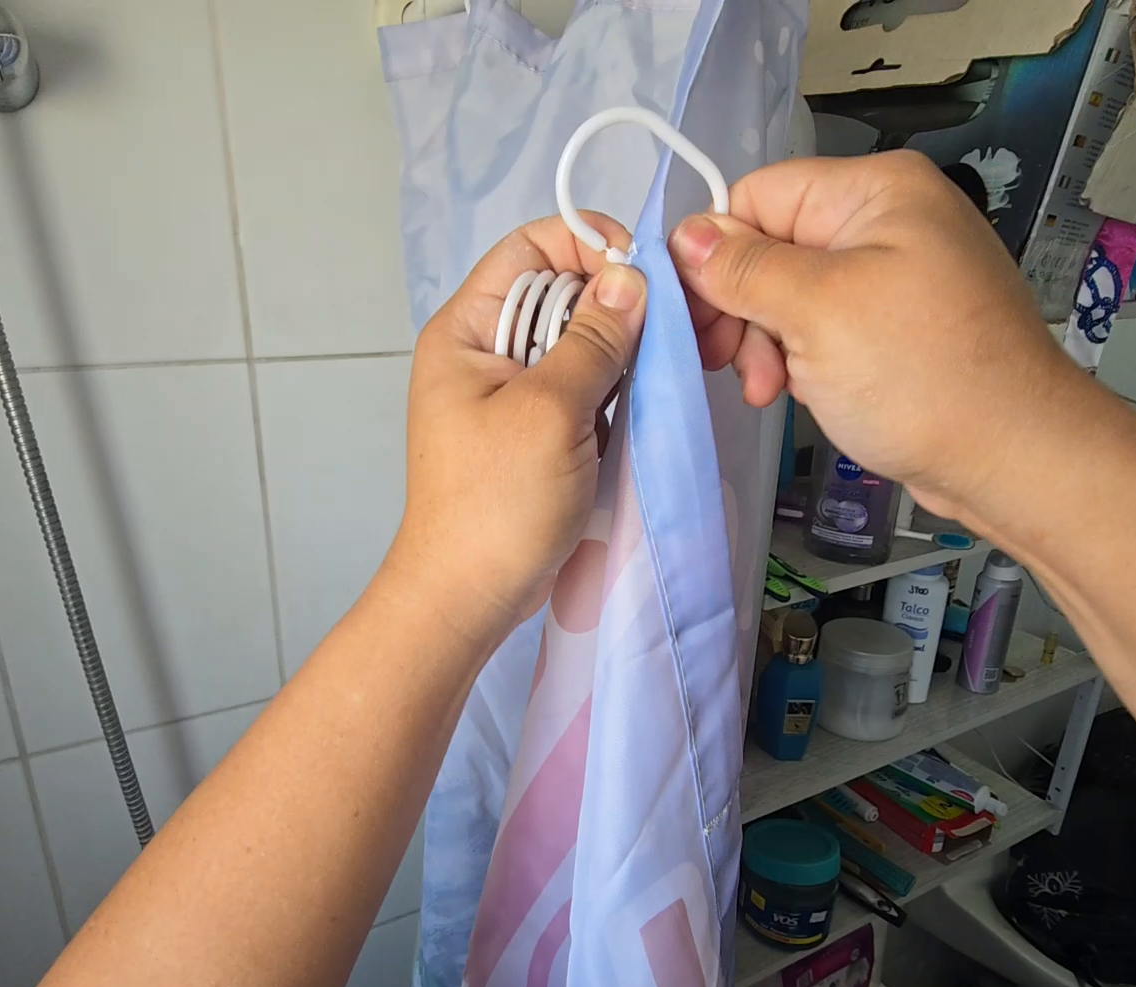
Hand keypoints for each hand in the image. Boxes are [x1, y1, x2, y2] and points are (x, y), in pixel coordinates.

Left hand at [385, 213, 646, 641]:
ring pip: (576, 345)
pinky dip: (613, 390)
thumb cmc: (497, 501)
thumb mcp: (550, 410)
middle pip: (558, 294)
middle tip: (669, 324)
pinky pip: (581, 390)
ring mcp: (512, 395)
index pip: (529, 249)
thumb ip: (592, 339)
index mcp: (467, 330)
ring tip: (661, 366)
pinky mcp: (538, 432)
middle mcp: (486, 352)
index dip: (586, 243)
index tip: (644, 268)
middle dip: (613, 302)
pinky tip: (643, 399)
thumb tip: (631, 277)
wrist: (471, 594)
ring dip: (619, 351)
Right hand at [668, 152, 1083, 520]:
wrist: (1005, 458)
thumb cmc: (916, 374)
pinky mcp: (883, 326)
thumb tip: (682, 235)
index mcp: (871, 192)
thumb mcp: (817, 311)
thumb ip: (744, 269)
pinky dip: (791, 359)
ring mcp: (883, 278)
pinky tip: (791, 391)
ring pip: (782, 295)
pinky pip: (812, 327)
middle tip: (724, 363)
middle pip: (765, 248)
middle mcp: (878, 222)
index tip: (695, 319)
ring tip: (767, 389)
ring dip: (760, 344)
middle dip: (738, 309)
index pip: (753, 198)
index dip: (714, 254)